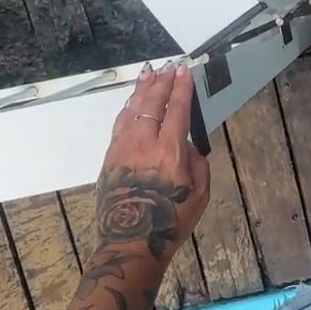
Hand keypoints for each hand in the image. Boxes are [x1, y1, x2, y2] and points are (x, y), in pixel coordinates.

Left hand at [94, 63, 210, 268]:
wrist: (131, 242)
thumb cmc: (172, 220)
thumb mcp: (200, 194)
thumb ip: (197, 164)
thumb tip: (187, 146)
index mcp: (170, 152)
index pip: (177, 110)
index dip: (182, 89)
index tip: (185, 72)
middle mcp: (144, 143)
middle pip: (152, 104)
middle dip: (162, 83)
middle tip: (168, 67)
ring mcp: (123, 149)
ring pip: (132, 110)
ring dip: (142, 90)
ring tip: (149, 74)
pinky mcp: (109, 158)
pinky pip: (119, 125)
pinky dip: (128, 108)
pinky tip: (132, 102)